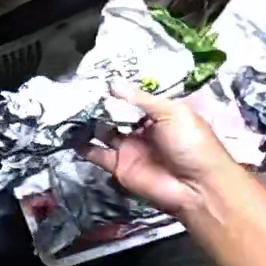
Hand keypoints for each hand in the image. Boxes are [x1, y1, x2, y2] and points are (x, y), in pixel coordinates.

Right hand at [82, 83, 242, 219]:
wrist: (197, 187)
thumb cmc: (191, 143)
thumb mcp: (171, 112)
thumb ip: (140, 99)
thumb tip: (113, 82)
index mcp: (158, 115)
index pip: (132, 100)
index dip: (116, 91)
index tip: (95, 79)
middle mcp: (141, 130)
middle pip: (115, 115)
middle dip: (98, 105)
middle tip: (76, 92)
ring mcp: (129, 149)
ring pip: (103, 133)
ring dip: (88, 123)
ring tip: (69, 110)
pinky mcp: (119, 167)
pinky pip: (98, 155)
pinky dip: (83, 147)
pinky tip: (69, 135)